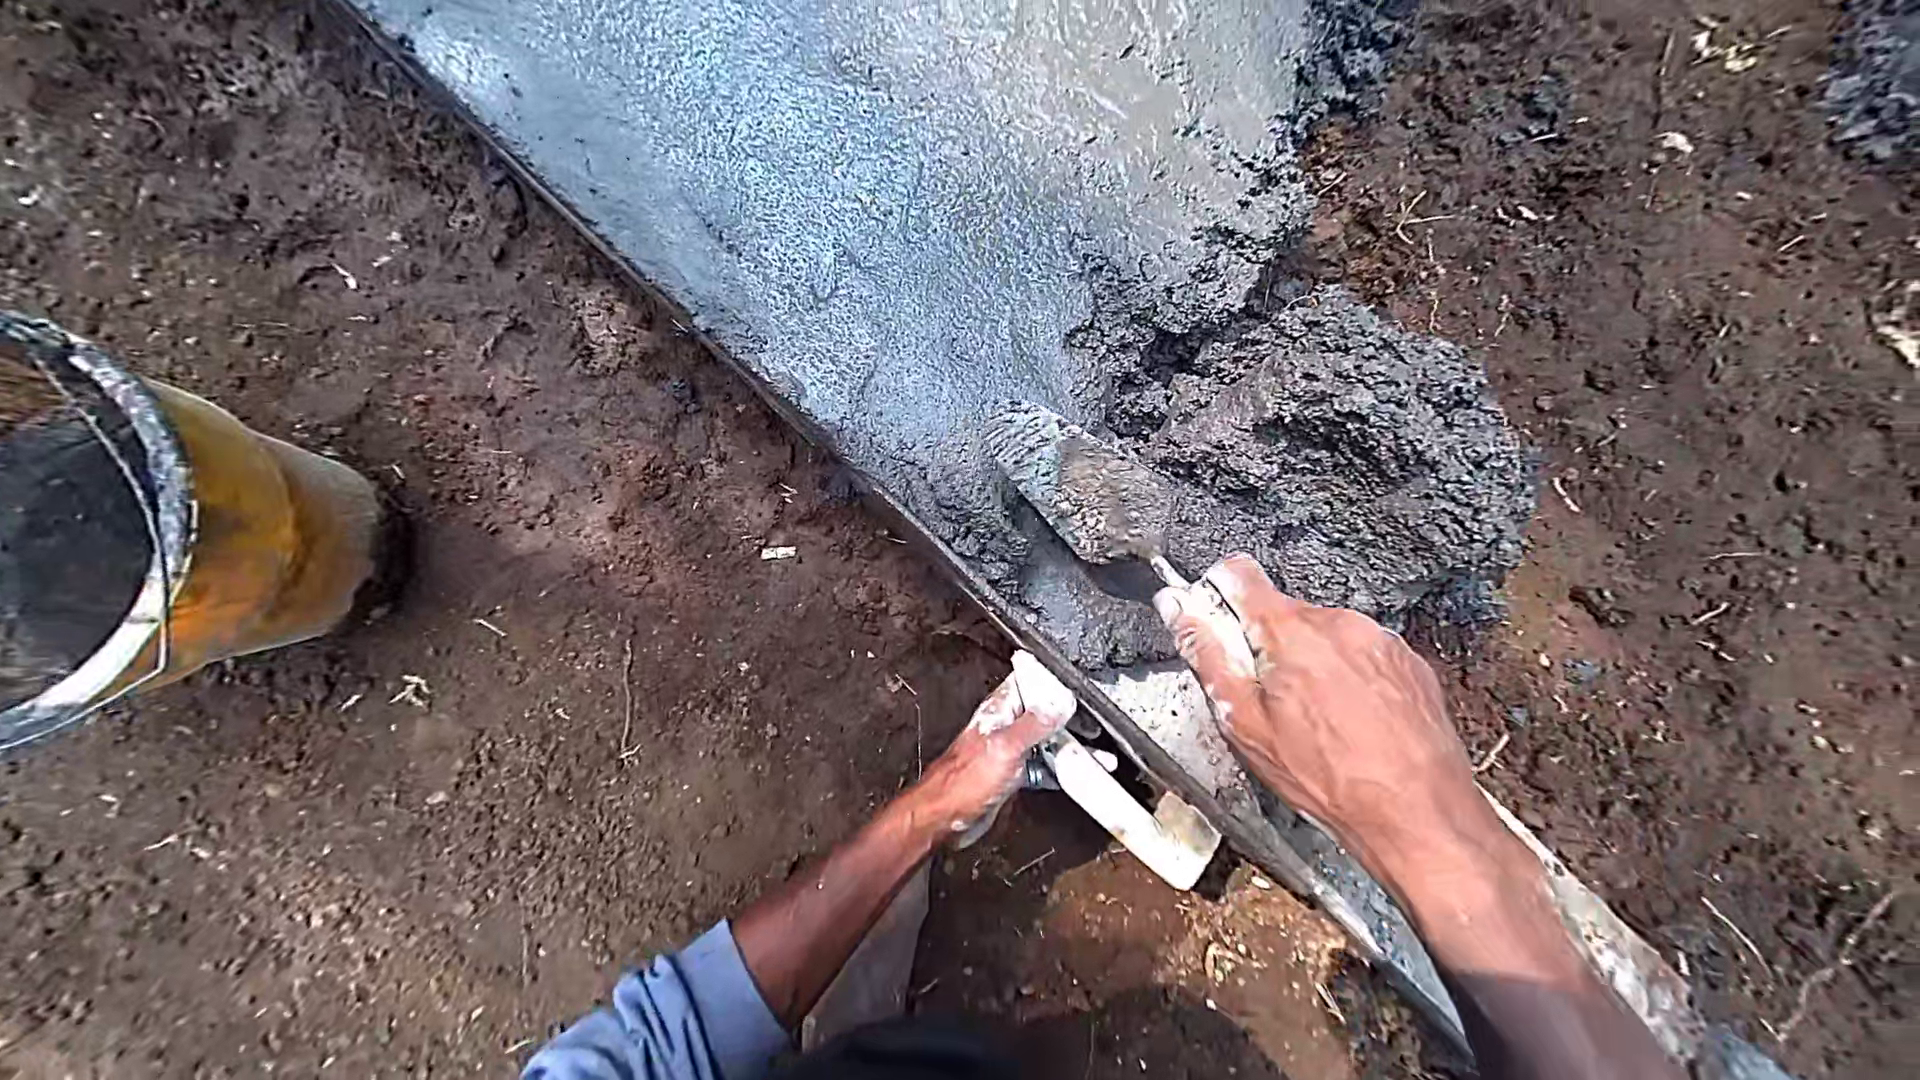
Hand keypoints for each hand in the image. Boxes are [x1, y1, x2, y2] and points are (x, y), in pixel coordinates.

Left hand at [915, 650, 1076, 845]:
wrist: (944, 817)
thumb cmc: (963, 781)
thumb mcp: (1005, 746)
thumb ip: (1035, 723)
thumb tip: (1060, 702)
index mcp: (999, 711)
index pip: (1027, 681)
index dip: (1050, 680)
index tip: (1076, 685)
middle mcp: (1005, 726)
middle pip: (1042, 713)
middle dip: (1068, 717)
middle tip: (1093, 723)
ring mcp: (1009, 751)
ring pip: (1046, 742)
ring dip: (1070, 746)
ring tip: (1098, 752)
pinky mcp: (1013, 775)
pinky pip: (1044, 767)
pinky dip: (1062, 770)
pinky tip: (1079, 774)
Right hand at [1151, 554, 1496, 884]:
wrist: (1420, 818)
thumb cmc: (1332, 778)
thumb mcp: (1243, 720)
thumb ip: (1205, 654)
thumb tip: (1178, 611)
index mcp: (1291, 631)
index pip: (1238, 574)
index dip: (1215, 591)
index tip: (1212, 618)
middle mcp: (1339, 623)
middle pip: (1279, 609)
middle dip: (1262, 642)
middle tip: (1264, 695)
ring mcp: (1378, 640)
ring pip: (1319, 632)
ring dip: (1305, 658)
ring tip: (1311, 714)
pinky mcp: (1406, 661)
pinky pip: (1357, 650)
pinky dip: (1343, 673)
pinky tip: (1345, 717)